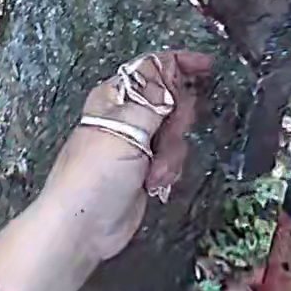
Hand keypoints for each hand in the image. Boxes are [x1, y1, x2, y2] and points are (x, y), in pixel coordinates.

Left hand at [0, 50, 212, 290]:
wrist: (83, 226)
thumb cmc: (97, 172)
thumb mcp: (126, 128)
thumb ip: (154, 100)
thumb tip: (170, 70)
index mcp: (115, 95)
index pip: (152, 67)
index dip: (179, 63)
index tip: (207, 66)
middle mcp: (127, 113)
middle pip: (170, 99)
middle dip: (177, 118)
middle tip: (170, 134)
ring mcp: (137, 141)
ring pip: (175, 131)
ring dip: (172, 152)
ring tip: (154, 171)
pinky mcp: (146, 167)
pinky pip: (172, 156)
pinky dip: (169, 169)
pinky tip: (154, 184)